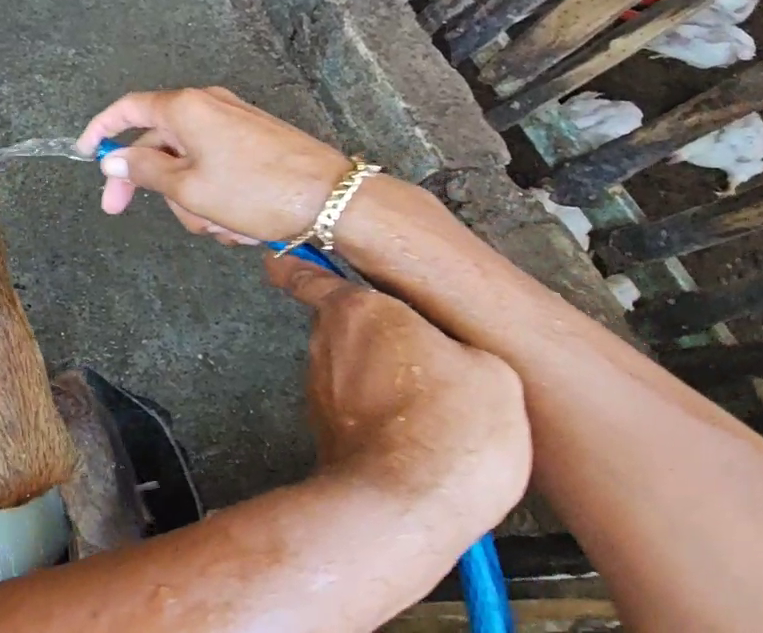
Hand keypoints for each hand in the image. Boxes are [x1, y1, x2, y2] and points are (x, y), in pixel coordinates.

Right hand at [76, 88, 352, 242]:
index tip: (86, 154)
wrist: (335, 200)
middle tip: (120, 210)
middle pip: (155, 142)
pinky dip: (214, 195)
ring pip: (185, 162)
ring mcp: (232, 123)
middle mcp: (206, 106)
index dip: (101, 130)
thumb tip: (112, 159)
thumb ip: (142, 171)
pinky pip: (214, 167)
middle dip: (145, 182)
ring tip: (215, 224)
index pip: (126, 108)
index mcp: (184, 108)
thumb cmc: (255, 191)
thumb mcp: (187, 188)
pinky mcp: (253, 142)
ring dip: (188, 198)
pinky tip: (236, 222)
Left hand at [269, 254, 530, 516]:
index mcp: (357, 311)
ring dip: (374, 380)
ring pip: (346, 370)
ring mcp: (318, 388)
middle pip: (340, 327)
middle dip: (368, 337)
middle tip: (412, 353)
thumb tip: (443, 358)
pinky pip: (351, 409)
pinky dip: (375, 416)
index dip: (295, 270)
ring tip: (427, 406)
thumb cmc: (453, 419)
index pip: (311, 280)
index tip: (274, 263)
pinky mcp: (323, 429)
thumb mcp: (488, 370)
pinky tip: (414, 437)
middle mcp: (325, 342)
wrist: (407, 498)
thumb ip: (453, 346)